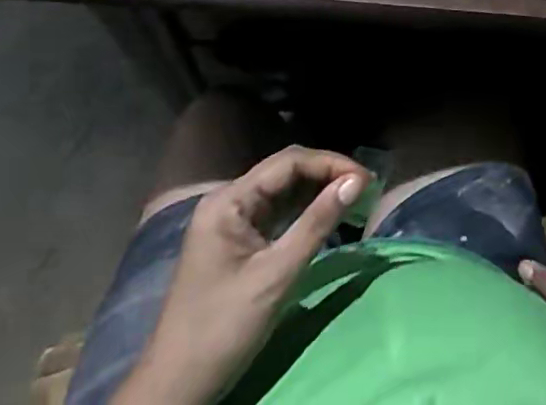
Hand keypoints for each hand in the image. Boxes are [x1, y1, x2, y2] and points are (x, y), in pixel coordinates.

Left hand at [115, 147, 368, 404]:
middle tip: (366, 187)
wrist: (178, 383)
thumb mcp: (277, 274)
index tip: (366, 178)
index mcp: (229, 200)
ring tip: (356, 197)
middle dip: (327, 174)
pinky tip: (329, 214)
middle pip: (286, 172)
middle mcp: (229, 200)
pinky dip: (305, 211)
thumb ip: (317, 224)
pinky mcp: (239, 241)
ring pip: (283, 191)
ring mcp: (232, 221)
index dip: (330, 163)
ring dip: (318, 191)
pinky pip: (277, 213)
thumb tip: (356, 182)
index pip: (288, 163)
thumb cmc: (224, 326)